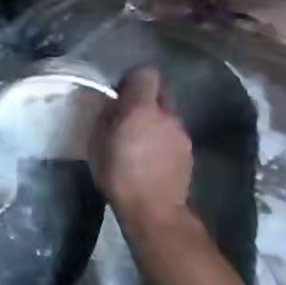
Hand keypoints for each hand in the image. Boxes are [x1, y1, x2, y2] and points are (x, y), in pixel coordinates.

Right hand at [90, 68, 193, 228]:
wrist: (154, 210)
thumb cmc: (118, 176)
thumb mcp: (97, 144)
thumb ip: (106, 118)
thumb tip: (113, 106)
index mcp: (140, 109)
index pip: (146, 74)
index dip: (134, 79)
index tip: (121, 92)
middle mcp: (166, 114)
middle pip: (162, 89)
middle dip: (148, 95)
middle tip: (131, 112)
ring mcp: (181, 132)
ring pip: (168, 113)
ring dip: (156, 118)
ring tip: (141, 139)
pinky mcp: (188, 150)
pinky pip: (174, 132)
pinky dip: (164, 137)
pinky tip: (153, 155)